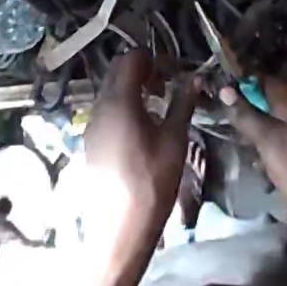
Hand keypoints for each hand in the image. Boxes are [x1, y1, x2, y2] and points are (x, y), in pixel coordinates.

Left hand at [72, 51, 194, 285]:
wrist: (120, 228)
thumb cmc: (152, 182)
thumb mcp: (174, 140)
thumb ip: (183, 103)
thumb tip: (195, 78)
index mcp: (120, 99)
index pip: (132, 57)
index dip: (154, 59)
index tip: (174, 72)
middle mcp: (100, 104)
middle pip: (118, 69)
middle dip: (143, 70)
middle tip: (166, 86)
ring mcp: (92, 122)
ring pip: (110, 89)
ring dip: (132, 87)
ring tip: (156, 106)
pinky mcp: (90, 139)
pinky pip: (106, 108)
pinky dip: (123, 105)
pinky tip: (141, 128)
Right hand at [220, 76, 286, 232]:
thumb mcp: (267, 140)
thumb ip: (245, 114)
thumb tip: (225, 89)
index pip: (256, 78)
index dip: (238, 87)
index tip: (220, 101)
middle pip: (263, 99)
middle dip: (246, 112)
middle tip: (229, 128)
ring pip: (270, 121)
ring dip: (256, 133)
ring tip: (244, 149)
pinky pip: (281, 138)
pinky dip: (269, 148)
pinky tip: (261, 165)